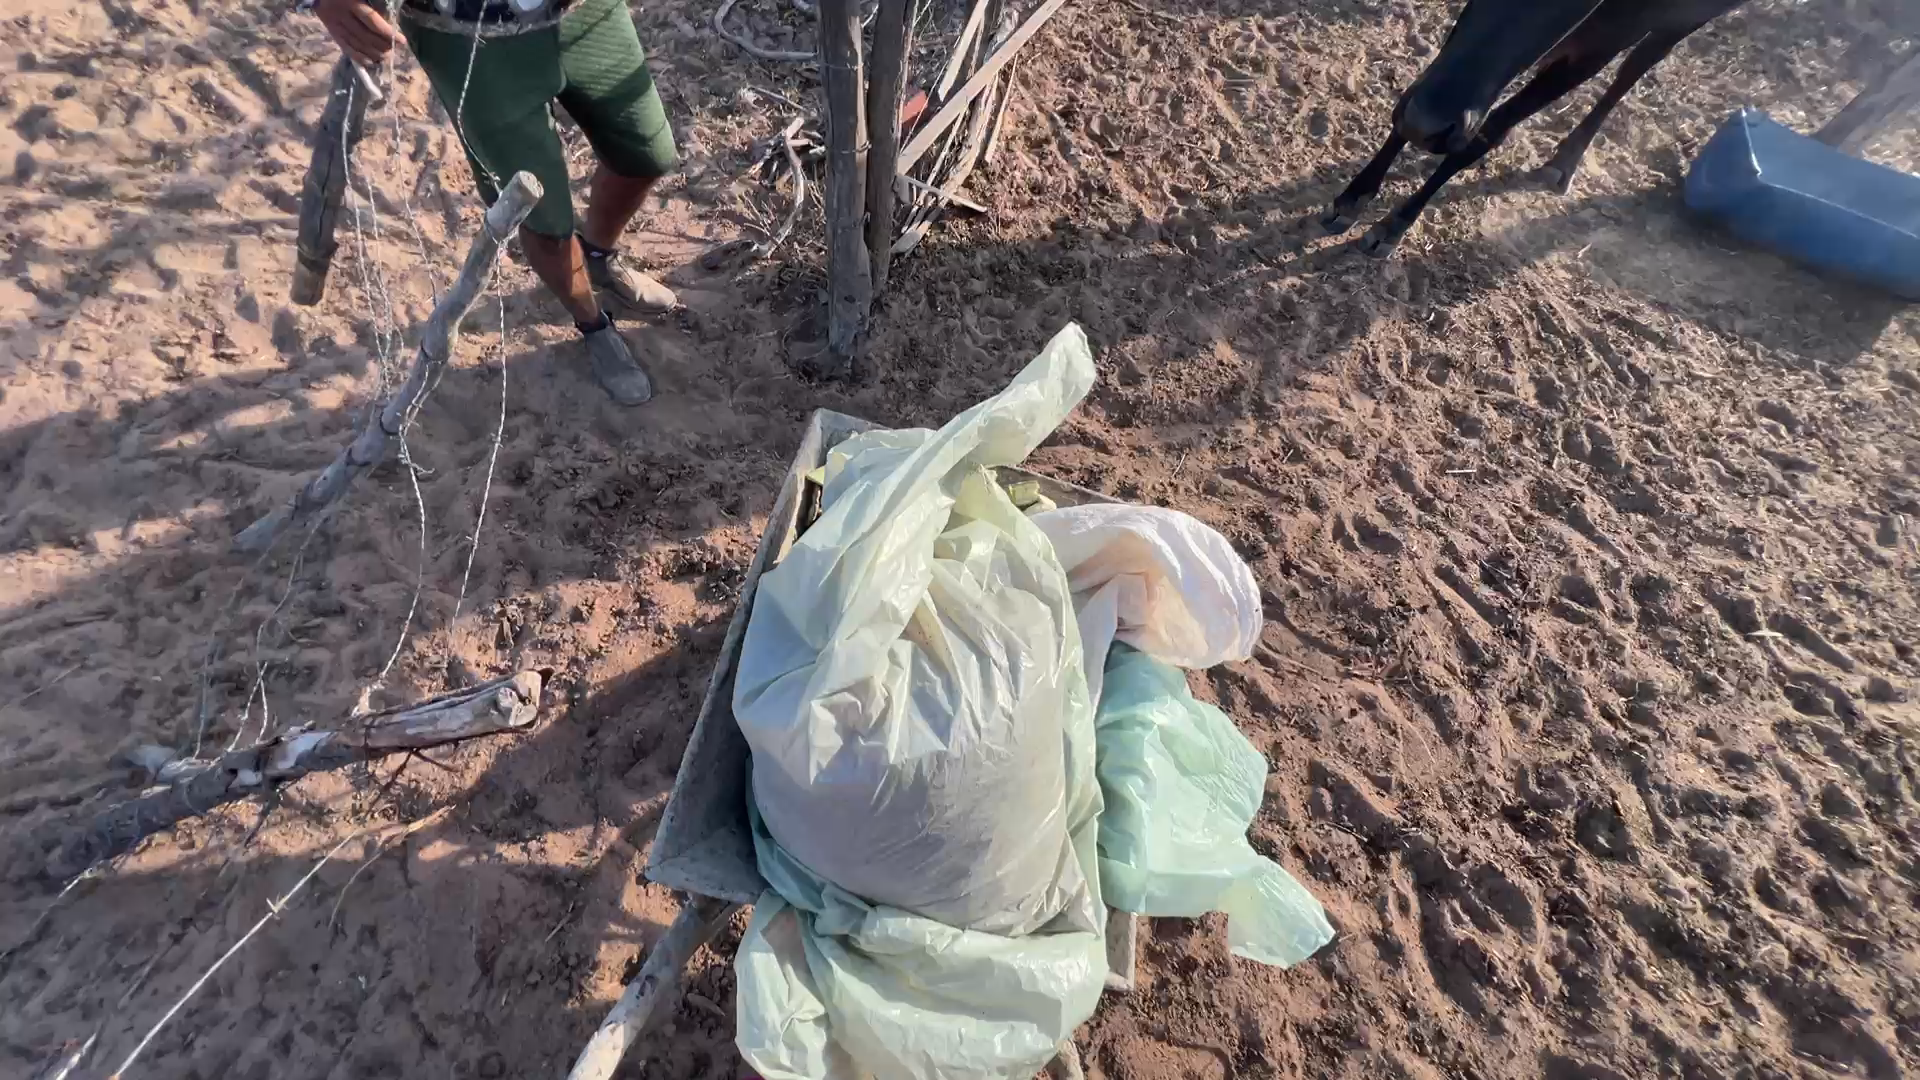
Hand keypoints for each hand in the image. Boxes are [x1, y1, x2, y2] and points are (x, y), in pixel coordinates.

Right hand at [314, 0, 398, 67]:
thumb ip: (374, 7)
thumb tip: (390, 21)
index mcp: (349, 2)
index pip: (372, 21)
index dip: (388, 33)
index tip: (402, 40)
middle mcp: (341, 14)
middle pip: (367, 37)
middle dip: (384, 46)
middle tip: (393, 48)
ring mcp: (334, 24)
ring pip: (358, 45)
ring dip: (375, 54)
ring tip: (386, 56)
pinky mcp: (331, 31)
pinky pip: (346, 48)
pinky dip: (360, 58)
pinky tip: (371, 62)